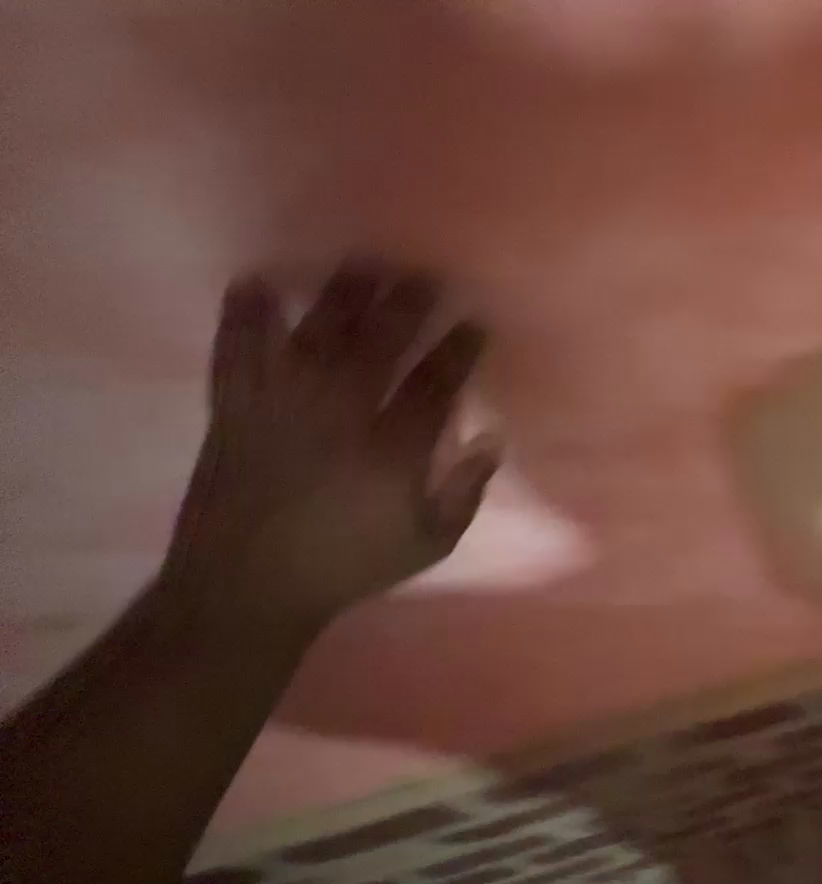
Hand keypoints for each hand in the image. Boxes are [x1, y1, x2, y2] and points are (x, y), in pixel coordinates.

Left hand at [161, 262, 499, 626]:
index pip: (433, 386)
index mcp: (392, 453)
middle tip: (424, 274)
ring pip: (313, 339)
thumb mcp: (431, 541)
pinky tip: (258, 282)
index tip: (475, 322)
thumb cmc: (352, 563)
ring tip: (361, 263)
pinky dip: (245, 317)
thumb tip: (492, 438)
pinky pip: (236, 354)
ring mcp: (280, 410)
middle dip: (404, 308)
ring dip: (339, 298)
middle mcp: (337, 419)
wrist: (247, 586)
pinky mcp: (233, 412)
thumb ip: (466, 490)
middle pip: (375, 348)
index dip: (457, 351)